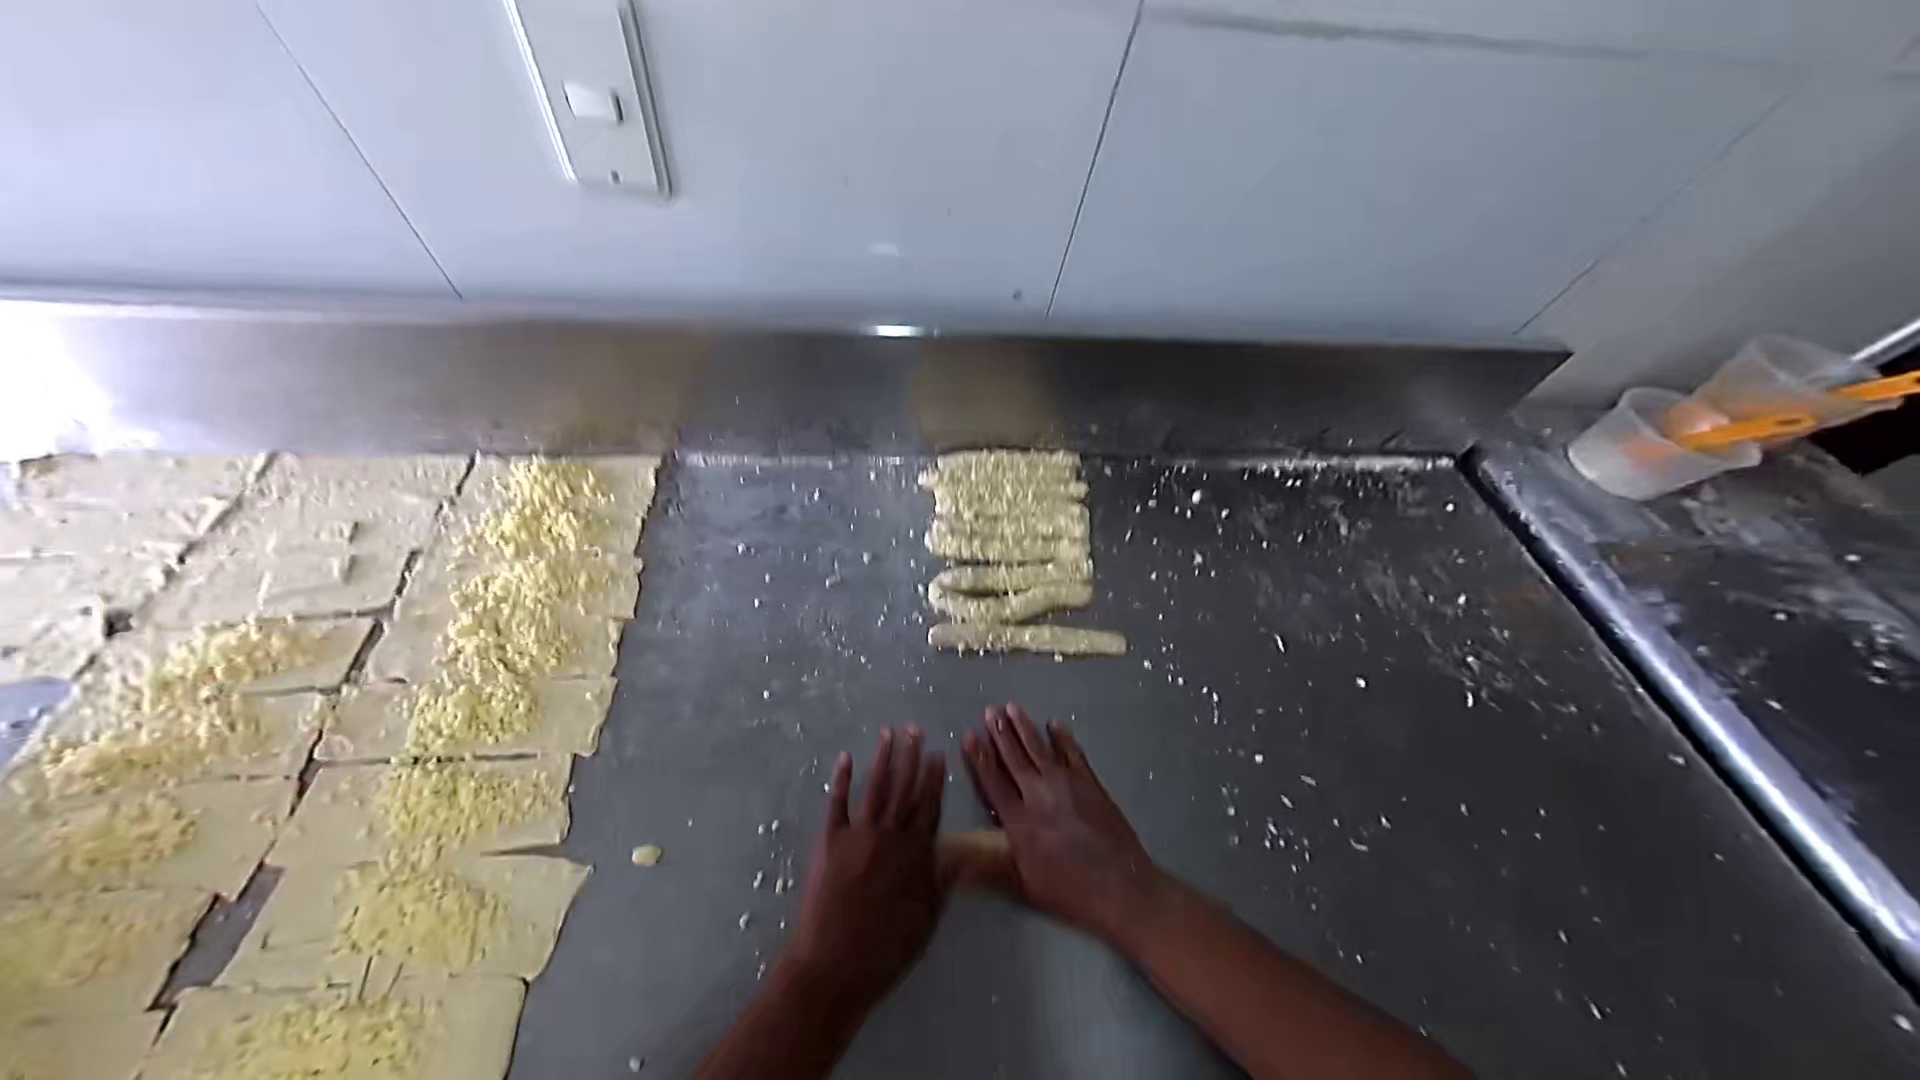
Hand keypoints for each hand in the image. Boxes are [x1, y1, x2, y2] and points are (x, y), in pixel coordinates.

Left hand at [782, 726, 945, 1015]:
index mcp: (916, 852)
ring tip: (889, 732)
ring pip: (876, 787)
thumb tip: (965, 851)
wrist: (835, 963)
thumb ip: (943, 879)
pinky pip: (838, 802)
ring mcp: (859, 833)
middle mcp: (891, 834)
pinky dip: (841, 779)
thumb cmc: (886, 947)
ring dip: (883, 757)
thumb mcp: (927, 918)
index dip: (934, 778)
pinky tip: (845, 758)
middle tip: (915, 728)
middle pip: (904, 787)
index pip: (930, 805)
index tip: (938, 753)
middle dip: (911, 755)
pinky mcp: (830, 840)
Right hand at [963, 703, 1162, 943]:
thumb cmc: (1068, 891)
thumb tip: (948, 858)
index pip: (992, 780)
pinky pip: (1072, 753)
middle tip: (989, 711)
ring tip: (1011, 707)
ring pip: (1039, 748)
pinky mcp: (1090, 782)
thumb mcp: (1021, 885)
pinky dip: (1062, 737)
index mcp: (1018, 820)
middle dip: (999, 733)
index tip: (969, 735)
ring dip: (1024, 727)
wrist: (1120, 887)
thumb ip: (986, 866)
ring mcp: (1066, 784)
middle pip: (1014, 757)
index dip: (979, 757)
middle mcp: (1038, 795)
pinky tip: (1053, 724)